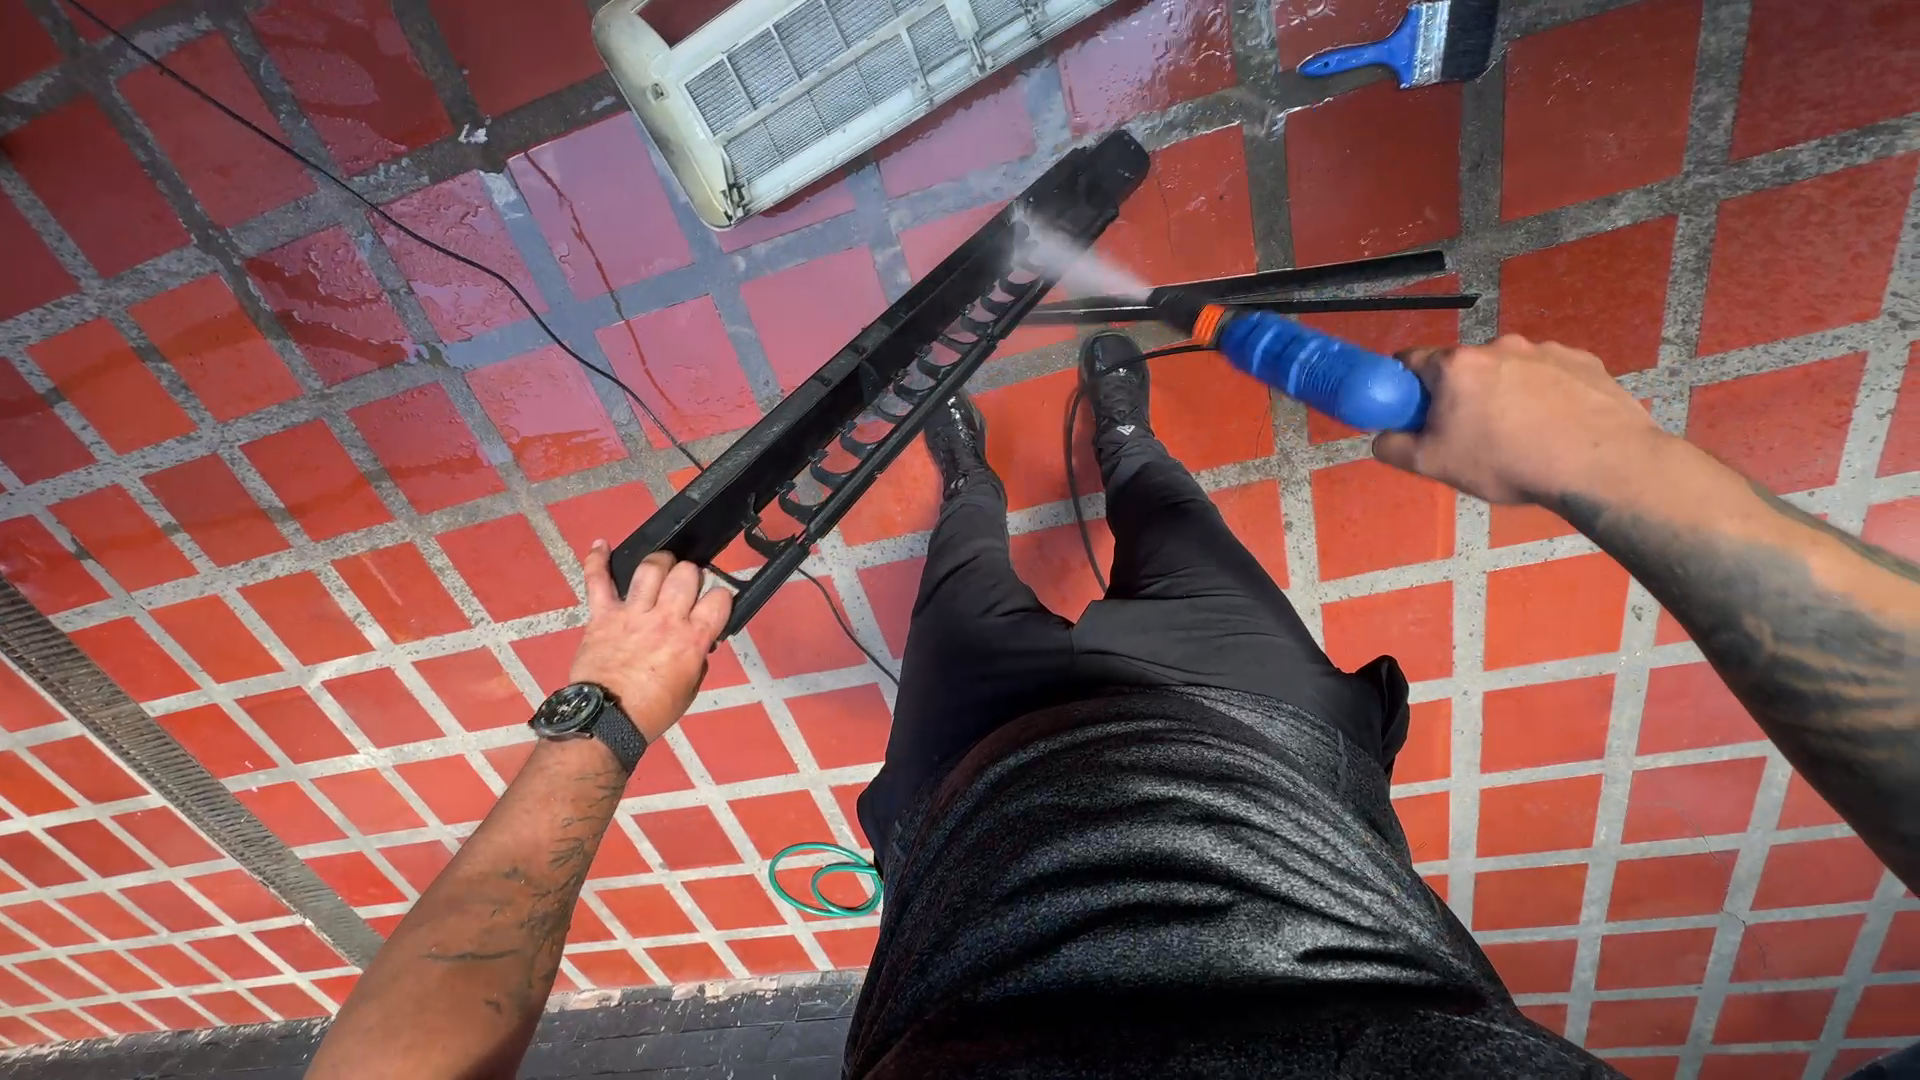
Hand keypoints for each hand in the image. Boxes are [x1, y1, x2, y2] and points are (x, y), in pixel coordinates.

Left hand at [569, 544, 732, 742]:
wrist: (605, 721)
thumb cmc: (653, 710)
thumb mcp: (690, 688)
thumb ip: (697, 657)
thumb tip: (697, 641)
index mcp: (693, 639)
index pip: (719, 599)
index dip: (721, 598)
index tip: (715, 605)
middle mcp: (666, 619)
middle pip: (686, 574)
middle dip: (691, 575)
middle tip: (686, 587)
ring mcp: (632, 613)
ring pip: (651, 569)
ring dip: (660, 562)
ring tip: (662, 565)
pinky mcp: (602, 615)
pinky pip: (598, 580)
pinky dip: (597, 560)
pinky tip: (601, 544)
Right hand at [1371, 335, 1661, 504]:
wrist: (1602, 466)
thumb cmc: (1505, 462)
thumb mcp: (1430, 465)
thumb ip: (1391, 447)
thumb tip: (1382, 436)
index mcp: (1455, 365)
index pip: (1409, 360)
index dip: (1403, 386)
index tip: (1412, 413)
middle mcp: (1498, 346)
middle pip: (1461, 367)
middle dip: (1457, 394)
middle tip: (1466, 433)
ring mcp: (1546, 350)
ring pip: (1505, 370)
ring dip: (1500, 393)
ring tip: (1517, 434)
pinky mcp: (1585, 361)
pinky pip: (1547, 375)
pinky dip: (1541, 394)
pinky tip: (1551, 425)